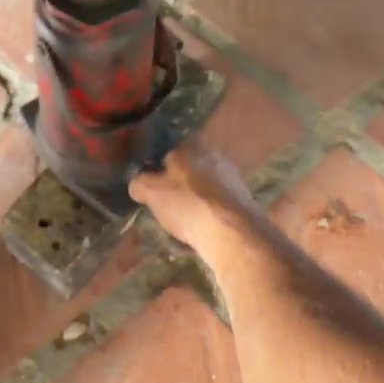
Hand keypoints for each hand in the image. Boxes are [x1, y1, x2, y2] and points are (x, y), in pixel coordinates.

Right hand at [130, 147, 256, 250]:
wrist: (234, 235)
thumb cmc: (188, 205)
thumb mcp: (151, 193)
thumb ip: (139, 184)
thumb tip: (137, 184)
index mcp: (191, 147)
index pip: (169, 151)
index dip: (157, 168)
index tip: (151, 186)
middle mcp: (214, 157)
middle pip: (189, 171)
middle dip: (178, 187)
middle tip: (166, 206)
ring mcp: (234, 181)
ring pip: (205, 190)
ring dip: (195, 203)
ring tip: (183, 225)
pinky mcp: (246, 204)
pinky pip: (219, 207)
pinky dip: (209, 218)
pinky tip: (202, 234)